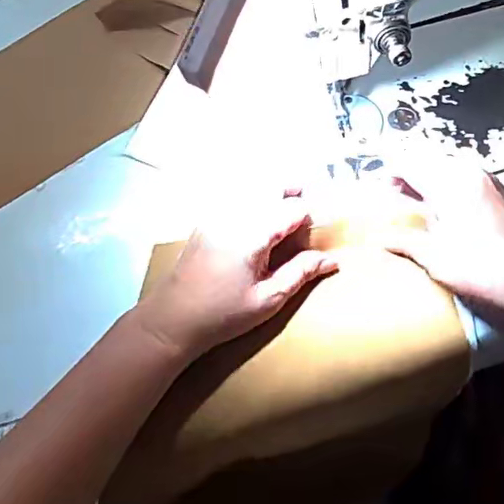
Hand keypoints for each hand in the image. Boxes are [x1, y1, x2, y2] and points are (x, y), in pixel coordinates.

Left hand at [131, 193, 338, 359]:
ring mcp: (216, 213)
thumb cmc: (222, 315)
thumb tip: (331, 259)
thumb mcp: (268, 300)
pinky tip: (259, 215)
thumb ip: (300, 273)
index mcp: (252, 234)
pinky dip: (253, 195)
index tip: (313, 234)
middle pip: (271, 184)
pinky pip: (234, 194)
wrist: (172, 319)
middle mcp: (234, 214)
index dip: (308, 218)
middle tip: (307, 206)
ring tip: (286, 206)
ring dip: (273, 189)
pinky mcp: (206, 219)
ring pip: (252, 184)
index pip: (292, 208)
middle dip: (293, 190)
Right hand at [378, 157, 503, 331]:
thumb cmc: (485, 269)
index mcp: (448, 181)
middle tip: (392, 190)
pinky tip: (442, 205)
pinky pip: (463, 174)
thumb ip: (405, 242)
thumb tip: (380, 238)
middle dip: (407, 171)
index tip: (376, 180)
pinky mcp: (499, 191)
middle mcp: (468, 171)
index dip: (388, 170)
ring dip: (428, 176)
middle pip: (428, 158)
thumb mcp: (436, 259)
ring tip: (414, 198)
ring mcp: (487, 179)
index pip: (408, 162)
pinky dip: (446, 182)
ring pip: (447, 165)